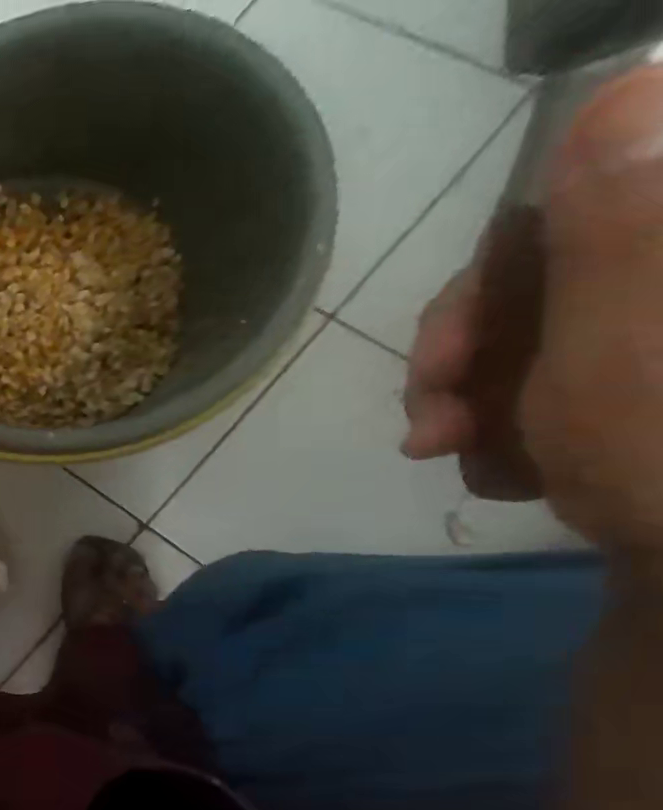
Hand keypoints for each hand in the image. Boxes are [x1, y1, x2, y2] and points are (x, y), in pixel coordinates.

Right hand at [406, 67, 662, 567]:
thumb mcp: (624, 346)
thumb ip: (616, 230)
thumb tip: (627, 86)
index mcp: (662, 261)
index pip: (573, 220)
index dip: (485, 288)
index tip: (447, 361)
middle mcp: (654, 288)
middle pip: (538, 286)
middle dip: (459, 360)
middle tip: (430, 424)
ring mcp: (647, 335)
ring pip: (525, 338)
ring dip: (462, 400)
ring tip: (454, 454)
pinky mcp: (634, 378)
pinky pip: (538, 378)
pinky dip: (497, 421)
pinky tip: (498, 462)